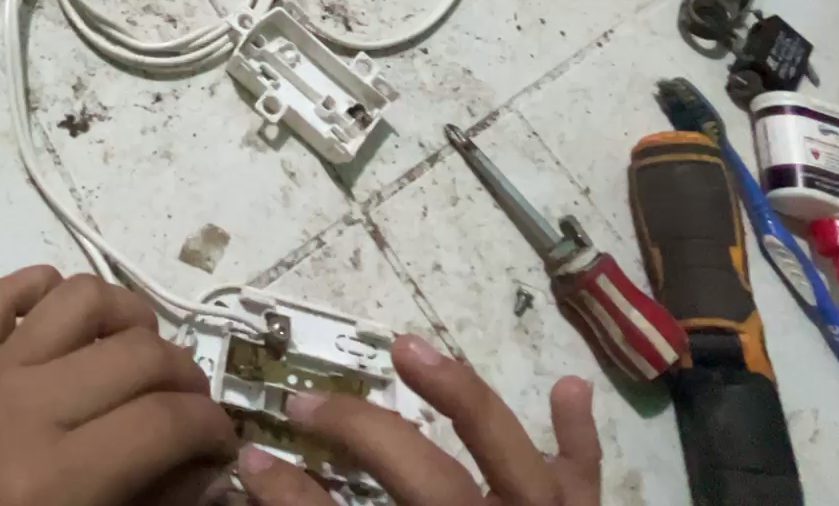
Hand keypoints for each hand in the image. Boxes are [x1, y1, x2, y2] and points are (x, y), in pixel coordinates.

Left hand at [0, 266, 237, 505]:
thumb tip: (208, 470)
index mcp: (51, 479)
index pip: (163, 422)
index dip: (210, 426)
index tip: (222, 440)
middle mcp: (22, 407)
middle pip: (135, 352)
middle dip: (184, 373)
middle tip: (191, 404)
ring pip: (77, 296)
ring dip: (125, 313)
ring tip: (138, 350)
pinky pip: (3, 293)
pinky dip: (40, 287)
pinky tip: (64, 319)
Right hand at [236, 335, 600, 505]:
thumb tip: (270, 493)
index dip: (293, 495)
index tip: (252, 459)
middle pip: (429, 484)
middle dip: (360, 432)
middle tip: (303, 403)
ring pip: (514, 468)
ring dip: (461, 398)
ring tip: (407, 347)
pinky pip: (586, 488)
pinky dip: (578, 438)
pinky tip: (567, 384)